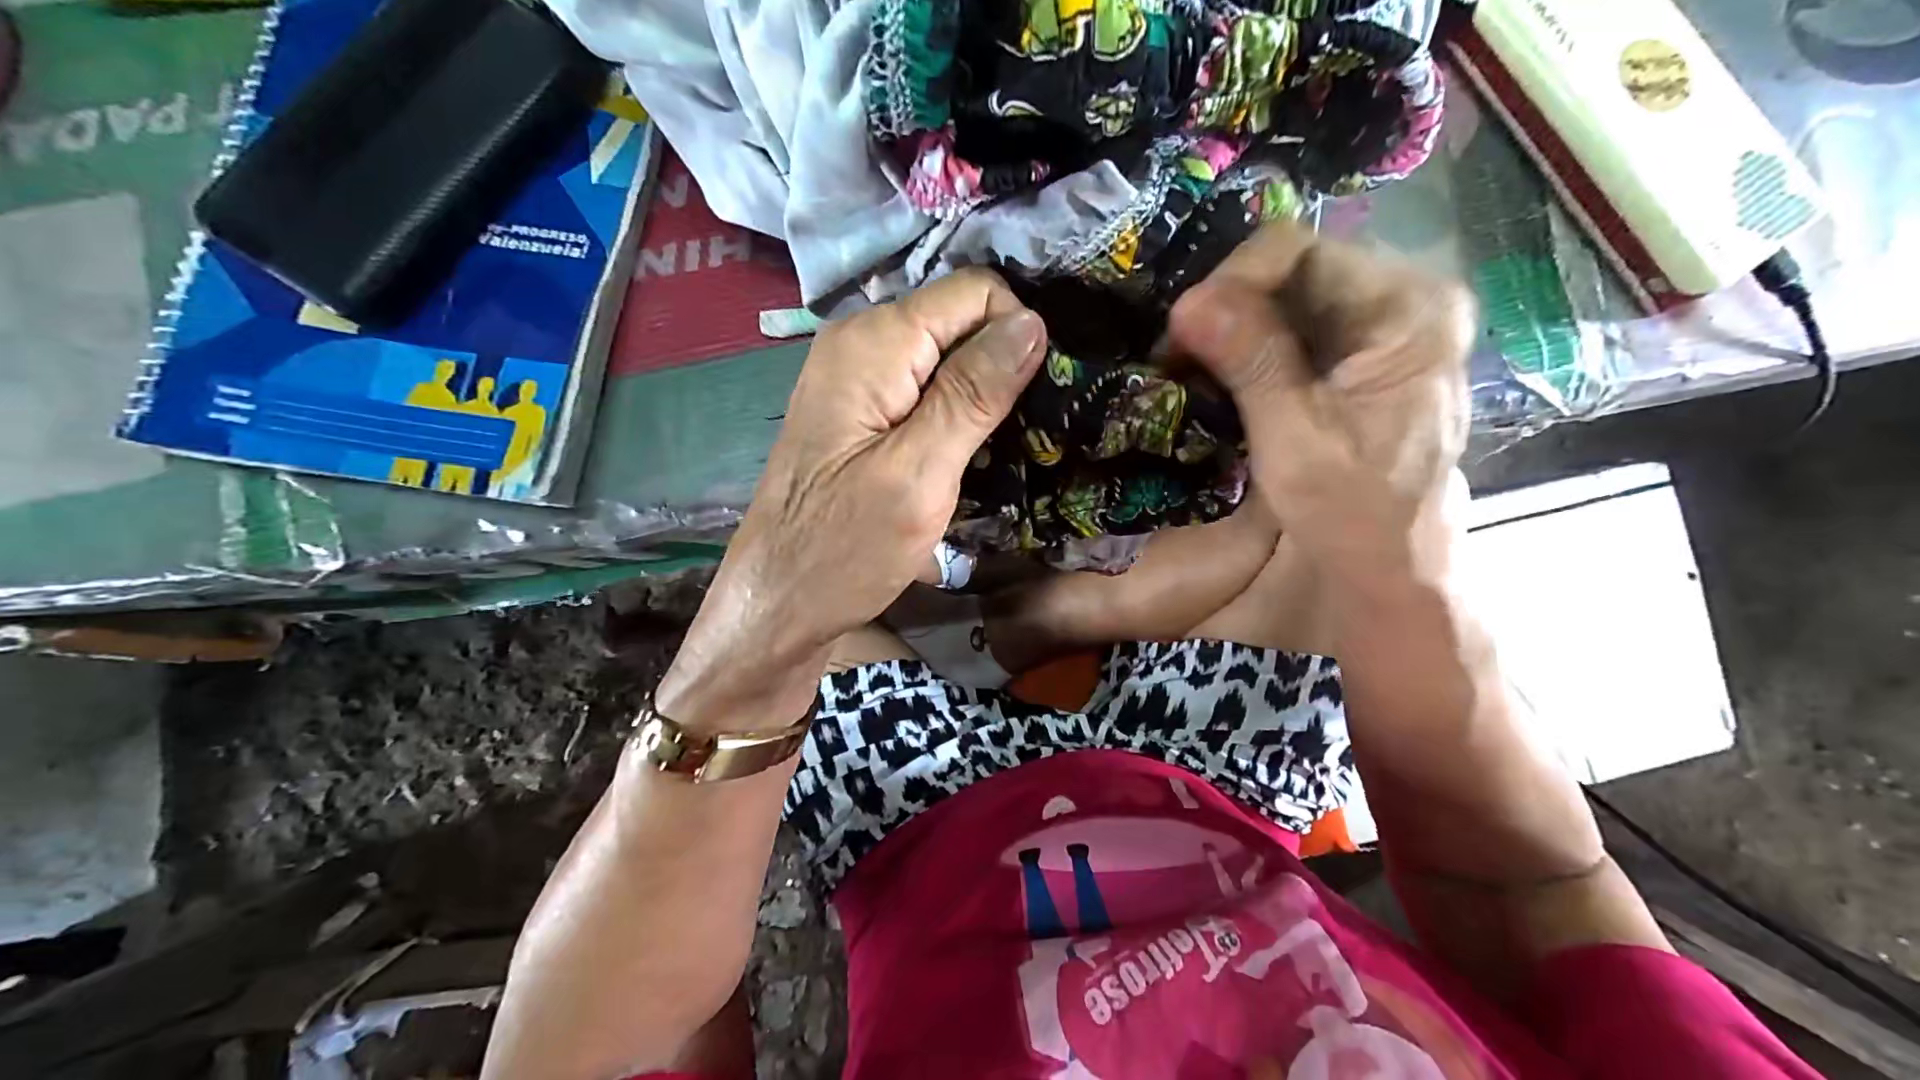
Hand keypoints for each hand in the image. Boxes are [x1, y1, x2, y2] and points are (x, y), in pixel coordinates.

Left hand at [657, 269, 1047, 728]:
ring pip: (948, 358)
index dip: (1017, 334)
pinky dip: (955, 416)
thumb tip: (1033, 322)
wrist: (778, 604)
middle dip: (1002, 367)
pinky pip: (925, 390)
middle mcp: (860, 342)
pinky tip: (968, 458)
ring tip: (1002, 453)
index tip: (1036, 401)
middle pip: (960, 321)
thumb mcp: (919, 474)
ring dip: (982, 398)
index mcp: (874, 343)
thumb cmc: (844, 549)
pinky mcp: (860, 412)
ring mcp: (856, 378)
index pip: (976, 291)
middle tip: (1022, 436)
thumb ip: (973, 393)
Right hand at [1168, 221, 1474, 594]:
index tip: (1180, 336)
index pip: (1300, 252)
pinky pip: (1289, 322)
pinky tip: (1217, 373)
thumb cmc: (1350, 512)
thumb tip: (1188, 300)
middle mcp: (1403, 297)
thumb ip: (1252, 363)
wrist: (1386, 561)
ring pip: (1284, 292)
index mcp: (1408, 310)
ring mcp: (1381, 320)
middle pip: (1292, 266)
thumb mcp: (1294, 439)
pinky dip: (1244, 344)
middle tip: (1176, 356)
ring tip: (1187, 366)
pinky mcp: (1357, 347)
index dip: (1229, 283)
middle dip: (1225, 306)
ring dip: (1228, 326)